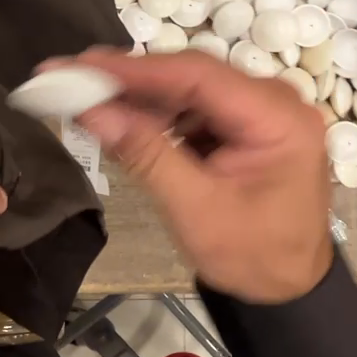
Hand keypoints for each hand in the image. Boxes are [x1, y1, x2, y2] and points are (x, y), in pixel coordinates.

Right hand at [55, 48, 333, 303]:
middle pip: (189, 75)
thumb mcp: (195, 209)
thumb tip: (91, 111)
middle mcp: (273, 100)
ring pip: (184, 87)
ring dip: (134, 94)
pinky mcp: (240, 122)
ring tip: (84, 95)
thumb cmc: (250, 256)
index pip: (197, 76)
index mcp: (277, 118)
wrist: (285, 291)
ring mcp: (258, 109)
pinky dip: (151, 111)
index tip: (81, 65)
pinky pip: (188, 105)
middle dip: (128, 78)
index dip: (134, 69)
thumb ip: (145, 154)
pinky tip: (116, 115)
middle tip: (71, 77)